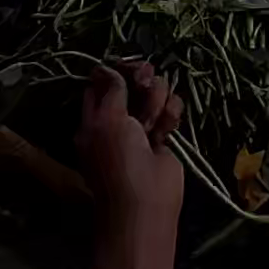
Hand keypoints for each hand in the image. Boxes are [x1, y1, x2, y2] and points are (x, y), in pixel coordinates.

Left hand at [76, 62, 183, 224]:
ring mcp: (143, 124)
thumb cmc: (120, 161)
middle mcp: (118, 117)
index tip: (127, 66)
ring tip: (153, 124)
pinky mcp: (165, 132)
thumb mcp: (108, 121)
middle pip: (133, 80)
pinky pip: (172, 107)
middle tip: (145, 83)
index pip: (103, 82)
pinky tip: (166, 131)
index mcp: (96, 116)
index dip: (116, 69)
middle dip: (142, 79)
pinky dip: (171, 114)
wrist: (147, 202)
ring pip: (156, 91)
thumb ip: (112, 89)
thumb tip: (106, 67)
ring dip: (157, 101)